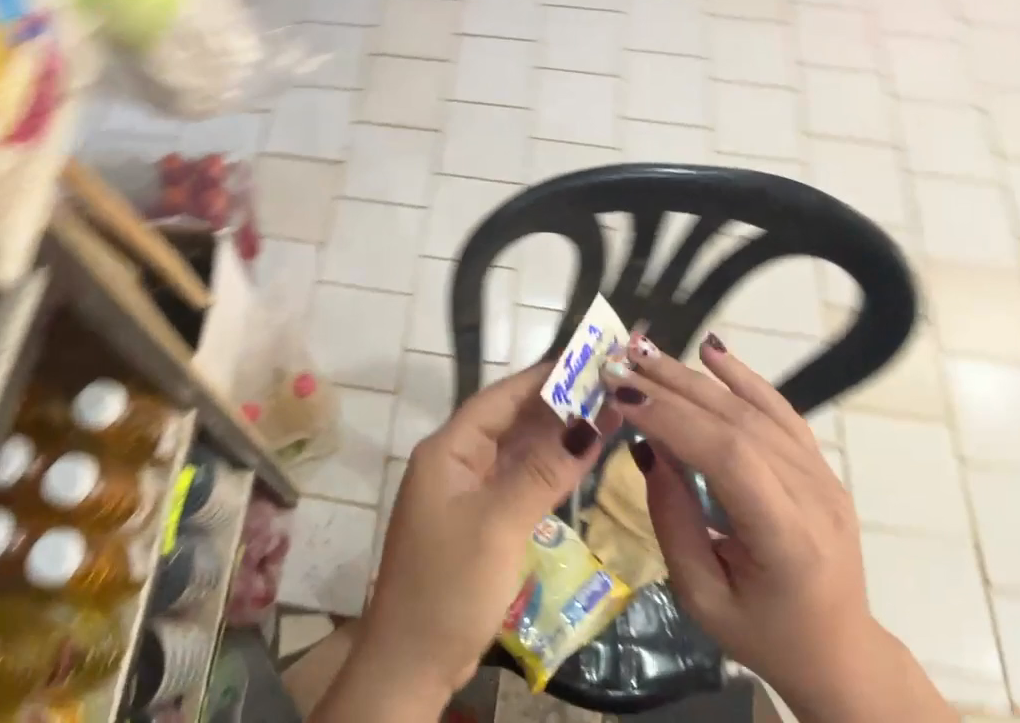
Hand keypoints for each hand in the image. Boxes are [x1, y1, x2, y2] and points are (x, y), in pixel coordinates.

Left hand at [318, 361, 610, 718]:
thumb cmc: (449, 586)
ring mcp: (464, 493)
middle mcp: (453, 463)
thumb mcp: (499, 525)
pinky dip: (546, 469)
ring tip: (605, 411)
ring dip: (555, 435)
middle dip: (556, 403)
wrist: (411, 660)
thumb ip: (543, 473)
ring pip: (515, 451)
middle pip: (508, 421)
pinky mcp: (477, 522)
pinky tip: (579, 459)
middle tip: (608, 383)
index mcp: (447, 451)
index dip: (542, 378)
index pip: (499, 399)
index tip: (586, 358)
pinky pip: (515, 481)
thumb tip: (588, 423)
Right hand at [602, 334, 951, 722]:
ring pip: (754, 410)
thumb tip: (648, 450)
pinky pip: (780, 411)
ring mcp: (823, 476)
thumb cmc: (763, 633)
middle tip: (617, 364)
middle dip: (671, 388)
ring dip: (694, 378)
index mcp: (788, 537)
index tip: (620, 395)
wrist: (837, 651)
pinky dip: (744, 378)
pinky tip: (712, 352)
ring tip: (643, 354)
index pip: (729, 456)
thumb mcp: (702, 596)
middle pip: (738, 422)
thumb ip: (674, 521)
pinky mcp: (820, 466)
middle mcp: (814, 494)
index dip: (673, 419)